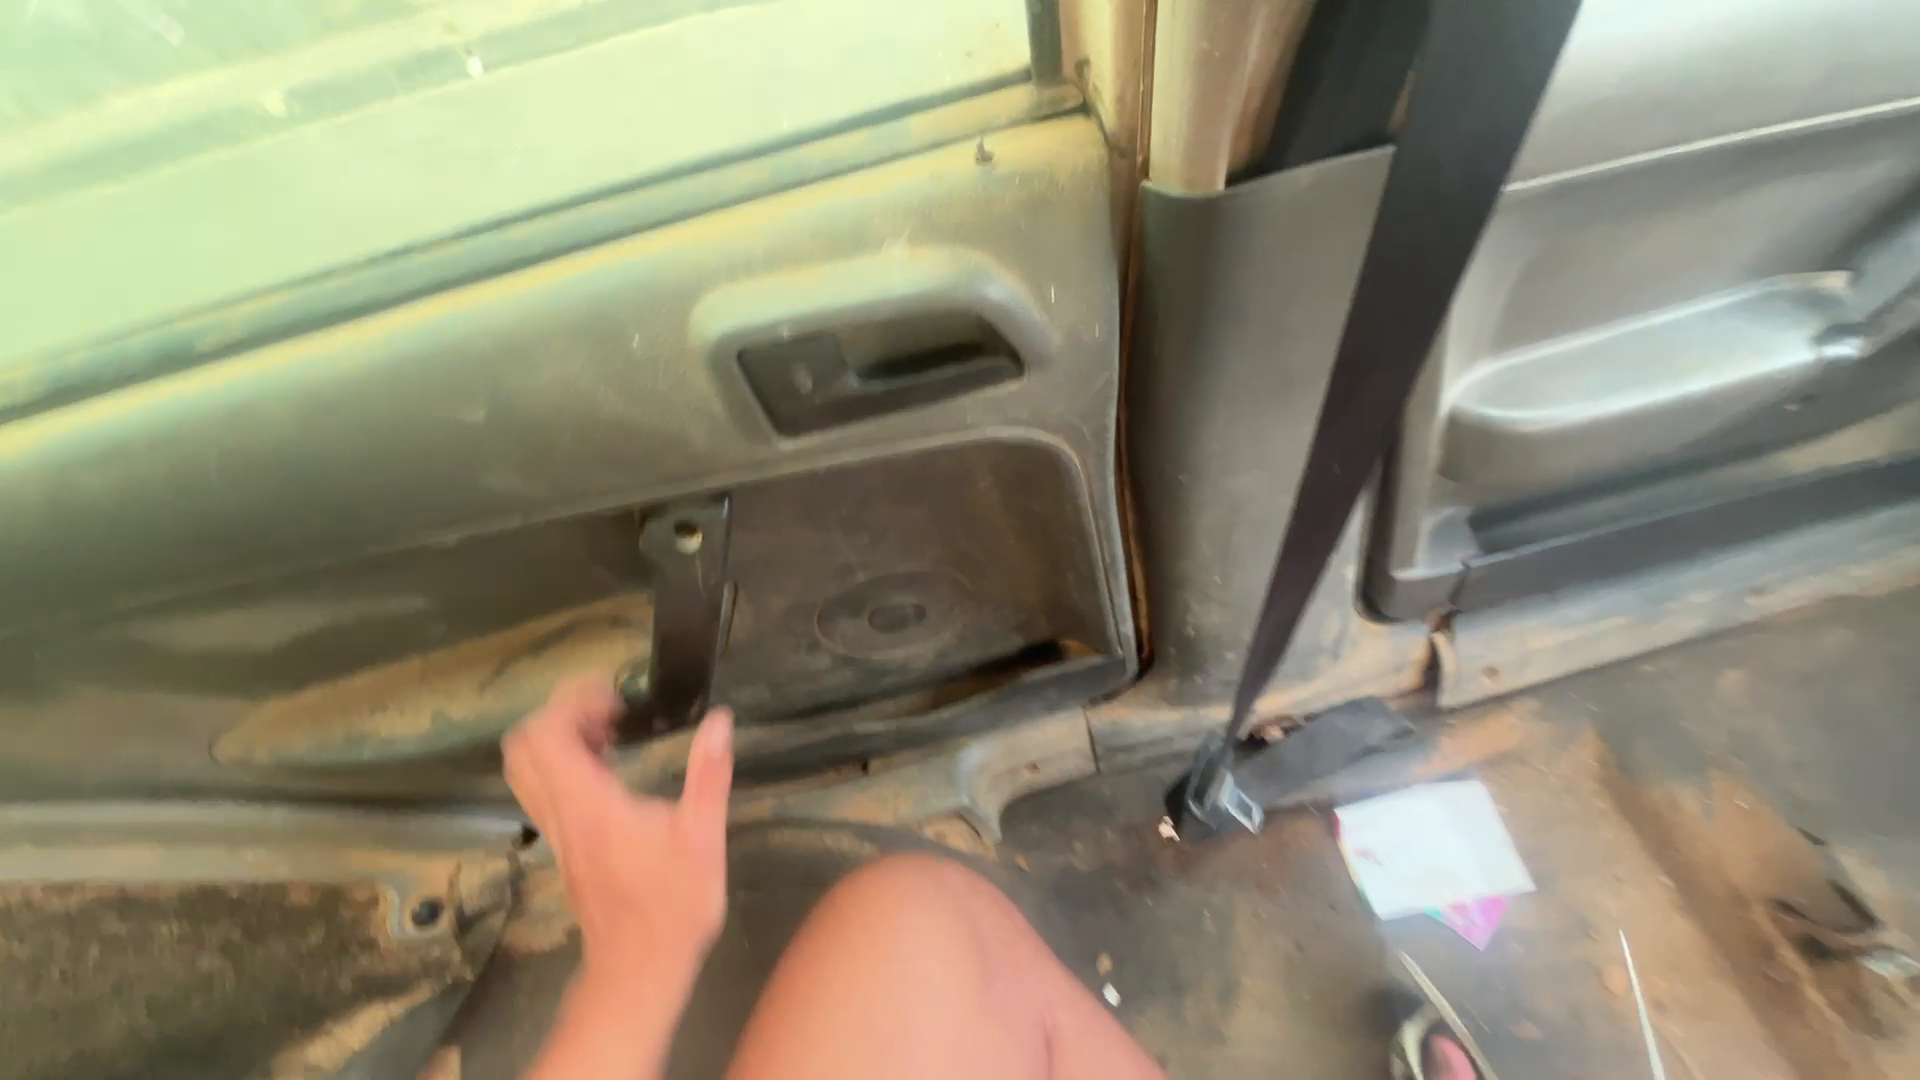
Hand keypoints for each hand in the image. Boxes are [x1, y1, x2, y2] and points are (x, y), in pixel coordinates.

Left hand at [503, 675, 734, 979]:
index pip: (548, 737)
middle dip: (561, 713)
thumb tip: (719, 720)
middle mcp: (562, 815)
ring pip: (528, 770)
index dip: (572, 702)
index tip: (616, 695)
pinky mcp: (564, 846)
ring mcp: (558, 833)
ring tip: (611, 732)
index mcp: (590, 806)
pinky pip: (544, 789)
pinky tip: (609, 765)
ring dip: (560, 737)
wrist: (638, 969)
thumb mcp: (703, 836)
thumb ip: (709, 774)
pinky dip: (565, 763)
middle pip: (524, 747)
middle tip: (610, 709)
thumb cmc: (673, 904)